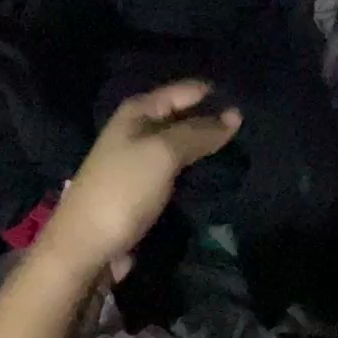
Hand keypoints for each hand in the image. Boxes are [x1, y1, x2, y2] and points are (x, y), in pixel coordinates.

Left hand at [39, 81, 241, 273]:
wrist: (85, 247)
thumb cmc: (124, 189)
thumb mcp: (164, 152)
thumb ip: (199, 132)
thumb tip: (235, 114)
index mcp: (138, 111)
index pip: (185, 90)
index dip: (214, 94)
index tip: (249, 100)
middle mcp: (137, 128)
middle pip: (183, 116)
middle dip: (213, 120)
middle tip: (251, 128)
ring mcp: (139, 159)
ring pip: (181, 144)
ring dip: (206, 147)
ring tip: (243, 148)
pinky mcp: (143, 188)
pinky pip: (177, 169)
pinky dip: (196, 169)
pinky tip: (218, 172)